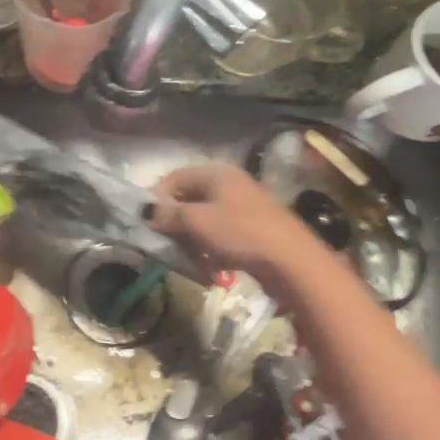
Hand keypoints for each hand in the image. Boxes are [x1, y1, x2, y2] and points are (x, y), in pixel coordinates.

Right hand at [146, 163, 316, 284]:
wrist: (293, 262)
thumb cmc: (240, 233)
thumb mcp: (197, 222)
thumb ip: (168, 214)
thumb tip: (146, 212)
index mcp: (215, 172)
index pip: (172, 179)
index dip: (157, 200)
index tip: (150, 225)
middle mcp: (228, 183)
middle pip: (187, 200)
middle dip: (175, 224)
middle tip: (169, 246)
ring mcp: (242, 206)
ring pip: (202, 220)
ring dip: (192, 240)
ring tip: (192, 260)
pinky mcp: (251, 228)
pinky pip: (219, 234)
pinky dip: (210, 248)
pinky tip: (211, 267)